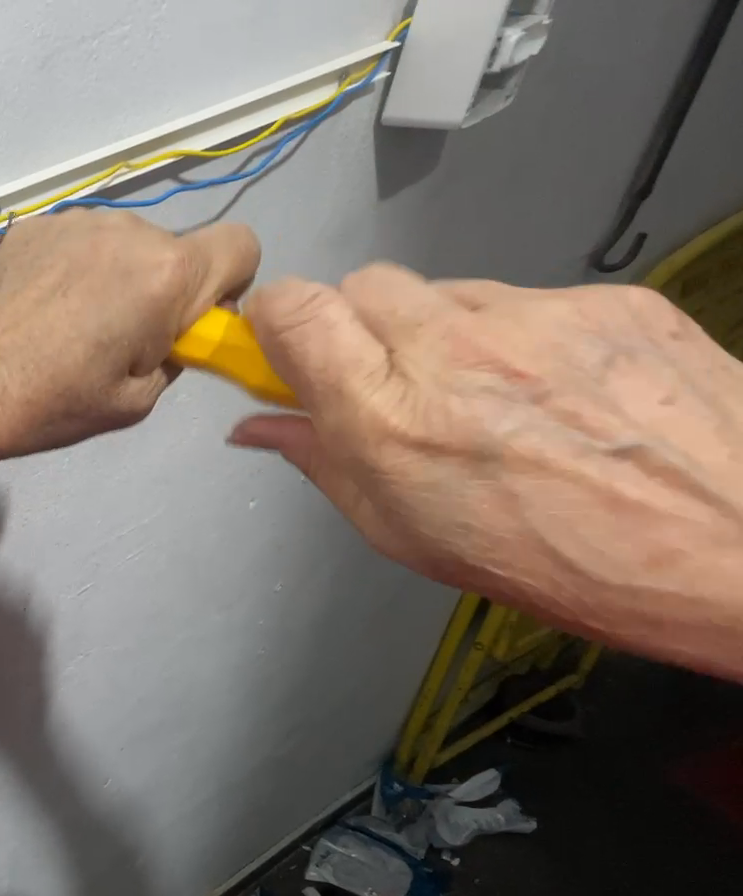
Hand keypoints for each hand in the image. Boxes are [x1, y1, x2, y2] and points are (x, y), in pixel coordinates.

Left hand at [0, 211, 260, 469]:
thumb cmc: (46, 405)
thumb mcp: (134, 402)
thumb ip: (174, 356)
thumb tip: (170, 335)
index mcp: (165, 272)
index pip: (242, 248)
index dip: (225, 287)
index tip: (186, 324)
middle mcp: (125, 230)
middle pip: (173, 249)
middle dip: (160, 289)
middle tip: (113, 341)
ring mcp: (70, 223)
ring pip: (121, 244)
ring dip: (113, 276)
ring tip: (65, 328)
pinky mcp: (27, 229)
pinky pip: (73, 243)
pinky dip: (69, 269)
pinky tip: (35, 309)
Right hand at [234, 264, 742, 678]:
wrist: (728, 550)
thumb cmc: (539, 554)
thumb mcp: (390, 523)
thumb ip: (315, 457)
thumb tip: (258, 425)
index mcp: (385, 412)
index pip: (294, 307)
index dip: (274, 319)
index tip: (277, 346)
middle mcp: (452, 347)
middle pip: (361, 284)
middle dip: (351, 324)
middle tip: (376, 375)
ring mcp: (536, 316)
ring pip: (443, 290)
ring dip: (433, 330)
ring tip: (477, 394)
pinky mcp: (609, 300)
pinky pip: (524, 300)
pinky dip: (512, 335)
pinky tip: (548, 389)